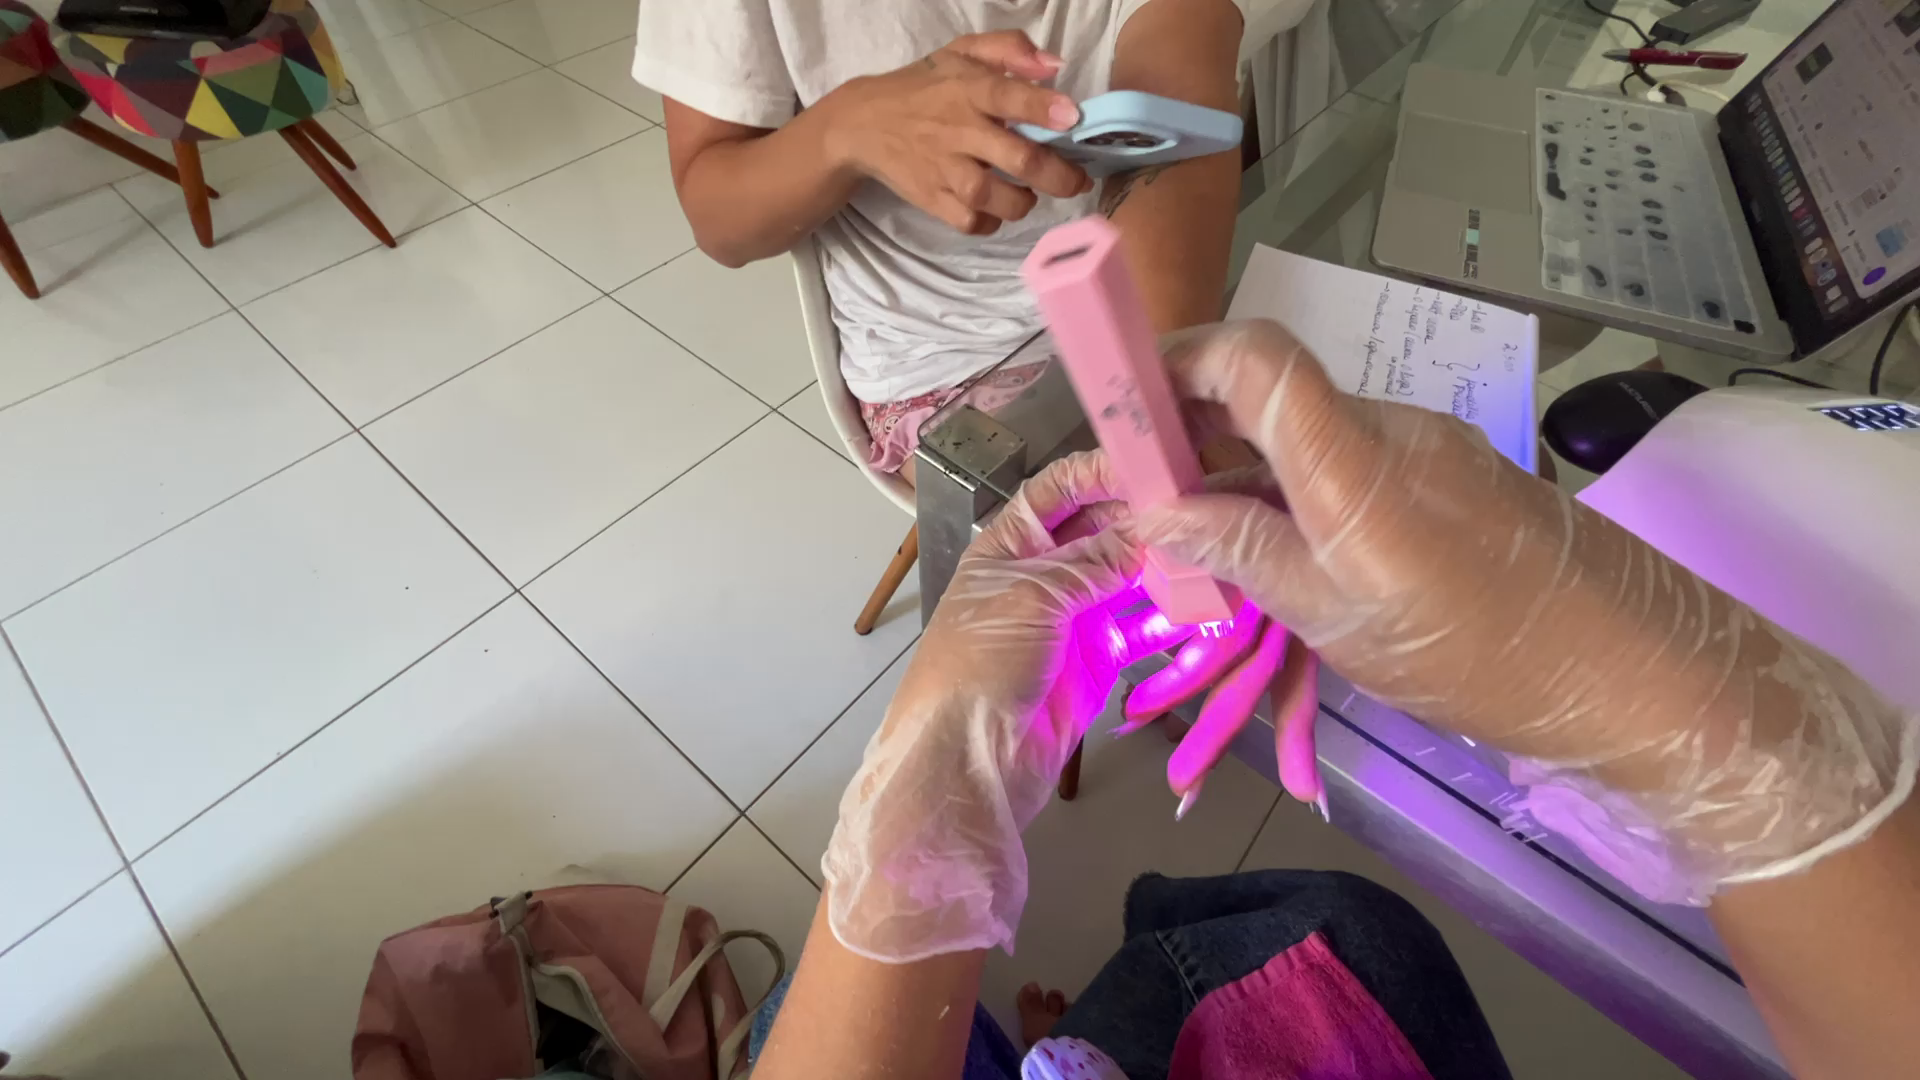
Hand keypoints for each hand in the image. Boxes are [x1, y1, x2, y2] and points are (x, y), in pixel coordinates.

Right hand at [822, 32, 1091, 234]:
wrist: (864, 125)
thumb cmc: (924, 88)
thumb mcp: (961, 53)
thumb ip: (1009, 50)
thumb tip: (1054, 68)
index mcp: (967, 89)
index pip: (1008, 96)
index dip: (1043, 108)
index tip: (1073, 118)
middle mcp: (958, 130)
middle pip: (1017, 158)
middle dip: (1057, 174)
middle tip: (1077, 181)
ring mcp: (944, 169)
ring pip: (995, 197)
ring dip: (1022, 202)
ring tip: (1029, 195)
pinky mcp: (932, 200)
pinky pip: (970, 221)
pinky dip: (990, 222)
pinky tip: (996, 210)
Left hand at [822, 452, 1197, 961]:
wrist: (969, 759)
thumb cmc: (981, 662)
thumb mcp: (1032, 599)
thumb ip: (1092, 563)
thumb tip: (1147, 532)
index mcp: (1010, 544)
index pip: (1058, 491)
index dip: (1100, 473)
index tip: (1153, 464)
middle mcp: (1043, 572)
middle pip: (1102, 531)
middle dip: (1146, 522)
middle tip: (1204, 511)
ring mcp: (1074, 616)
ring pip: (1129, 579)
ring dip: (1167, 569)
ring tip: (1217, 553)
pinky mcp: (1100, 656)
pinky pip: (1142, 627)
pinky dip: (1172, 617)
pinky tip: (1208, 604)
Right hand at [1133, 320, 1916, 902]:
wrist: (1645, 677)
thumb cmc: (1477, 657)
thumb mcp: (1337, 619)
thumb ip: (1242, 551)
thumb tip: (1156, 511)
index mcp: (1356, 464)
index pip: (1258, 361)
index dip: (1183, 358)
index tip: (1127, 399)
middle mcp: (1386, 429)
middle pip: (1266, 390)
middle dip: (1190, 422)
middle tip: (1144, 481)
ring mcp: (1418, 443)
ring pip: (1298, 431)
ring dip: (1235, 465)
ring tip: (1197, 527)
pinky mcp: (1438, 467)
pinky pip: (1337, 457)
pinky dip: (1284, 484)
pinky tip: (1271, 538)